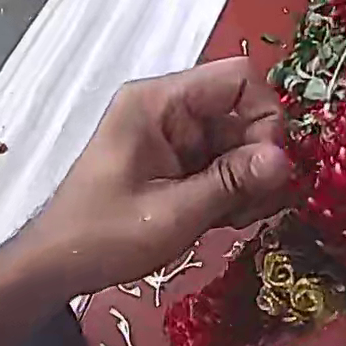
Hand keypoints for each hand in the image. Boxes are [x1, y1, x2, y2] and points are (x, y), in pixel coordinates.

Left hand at [19, 58, 292, 296]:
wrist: (59, 266)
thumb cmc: (102, 236)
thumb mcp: (172, 214)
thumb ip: (231, 183)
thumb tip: (286, 160)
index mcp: (159, 103)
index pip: (238, 79)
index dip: (266, 116)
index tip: (270, 167)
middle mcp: (172, 110)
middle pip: (245, 114)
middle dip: (259, 160)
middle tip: (254, 206)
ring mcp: (178, 136)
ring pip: (243, 144)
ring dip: (251, 182)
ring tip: (235, 218)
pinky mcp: (183, 162)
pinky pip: (229, 165)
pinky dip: (237, 192)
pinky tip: (226, 219)